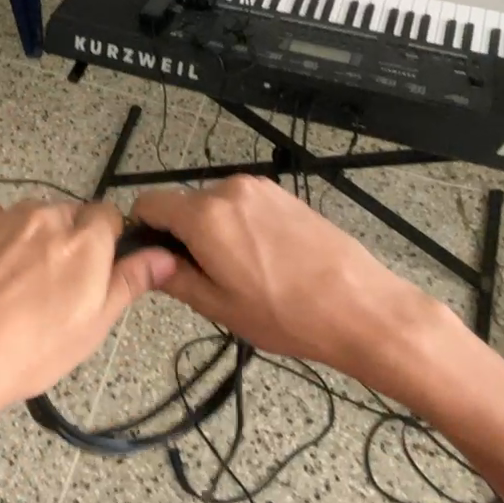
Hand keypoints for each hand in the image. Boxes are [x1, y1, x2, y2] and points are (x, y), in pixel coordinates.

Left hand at [0, 199, 174, 439]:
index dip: (105, 243)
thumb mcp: (92, 327)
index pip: (109, 217)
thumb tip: (165, 256)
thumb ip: (129, 282)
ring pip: (32, 217)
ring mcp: (6, 217)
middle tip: (53, 288)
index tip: (91, 273)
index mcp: (86, 241)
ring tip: (16, 285)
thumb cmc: (29, 351)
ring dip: (33, 237)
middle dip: (68, 241)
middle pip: (69, 215)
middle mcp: (48, 217)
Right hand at [131, 176, 459, 401]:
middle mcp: (227, 190)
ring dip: (211, 231)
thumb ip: (172, 277)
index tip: (155, 260)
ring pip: (212, 205)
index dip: (143, 231)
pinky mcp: (283, 194)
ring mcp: (259, 188)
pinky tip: (263, 259)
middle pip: (181, 205)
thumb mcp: (218, 306)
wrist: (360, 306)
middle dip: (181, 235)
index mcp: (204, 216)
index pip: (148, 203)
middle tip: (203, 277)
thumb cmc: (285, 314)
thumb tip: (146, 260)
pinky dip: (238, 225)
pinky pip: (241, 204)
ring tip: (240, 272)